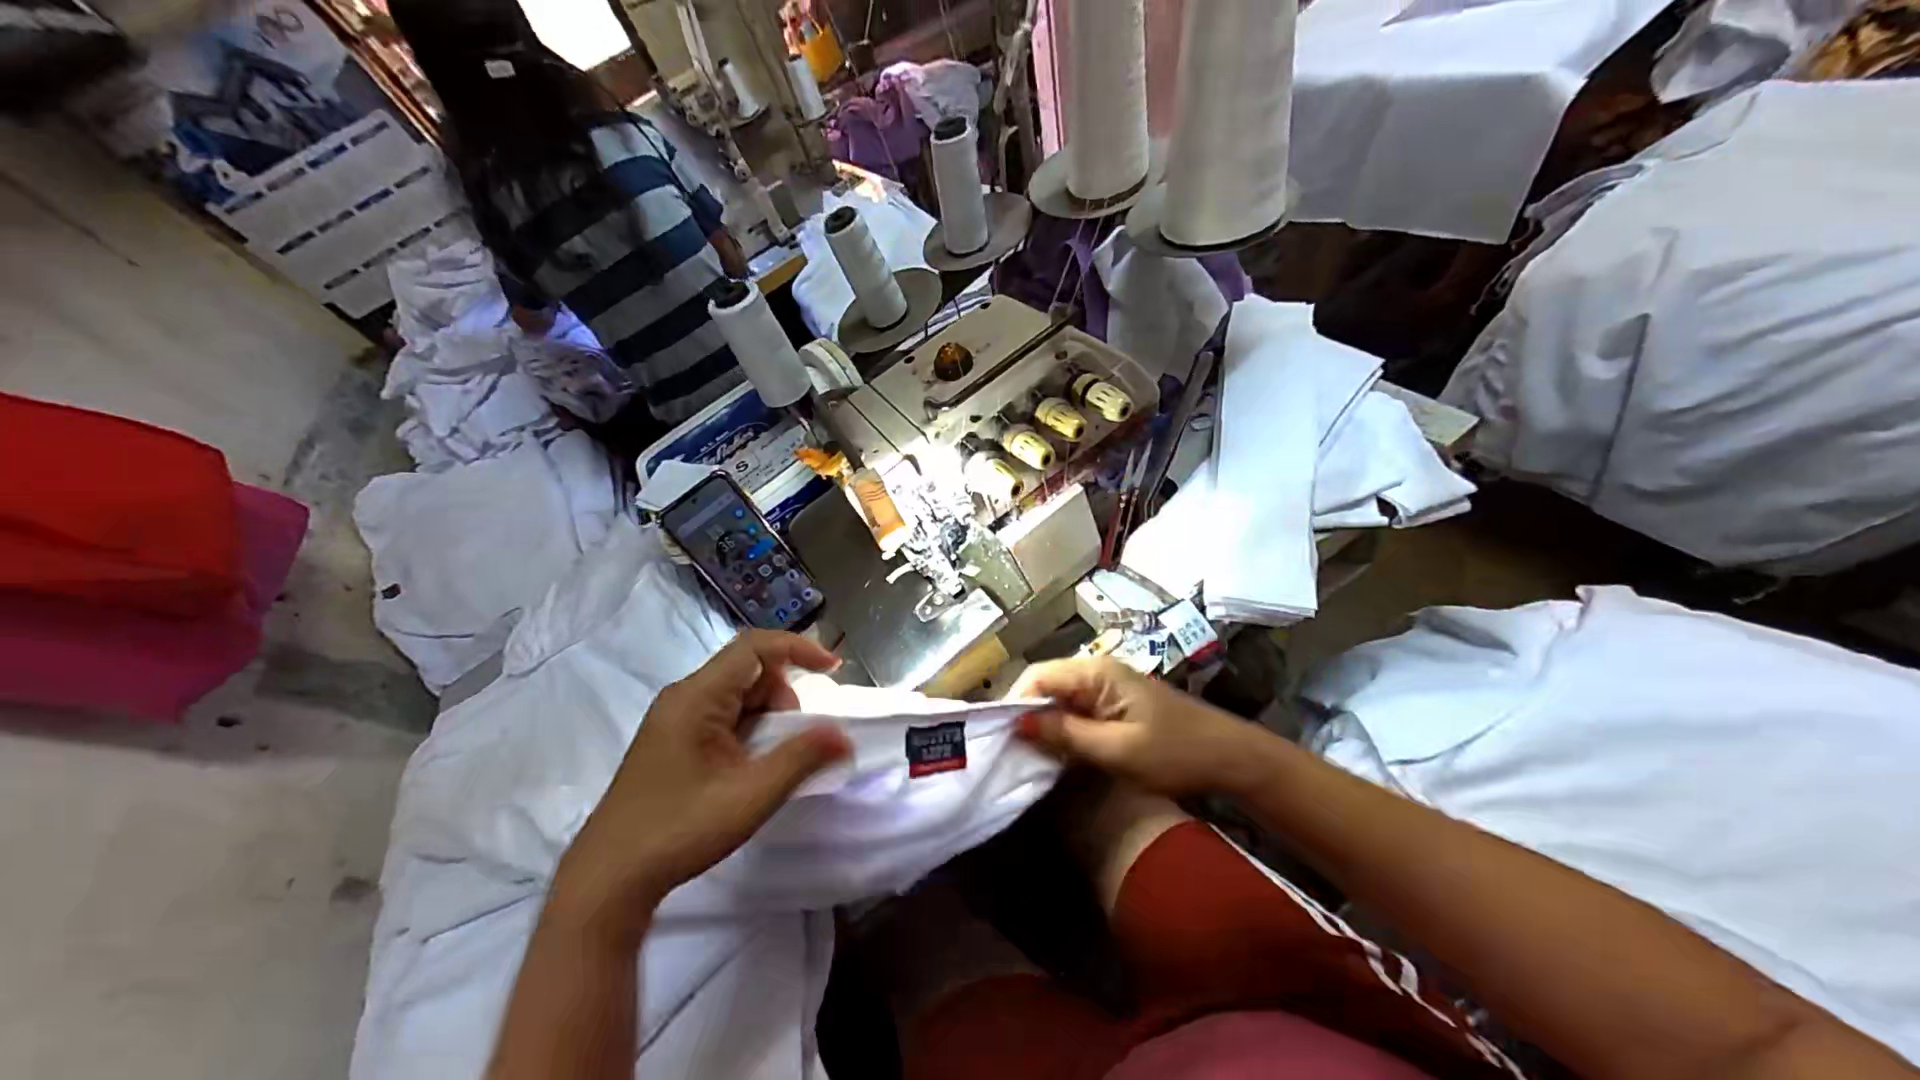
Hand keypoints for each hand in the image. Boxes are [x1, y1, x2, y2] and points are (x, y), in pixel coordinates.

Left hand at [552, 631, 851, 937]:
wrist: (610, 879)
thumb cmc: (680, 829)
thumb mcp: (751, 795)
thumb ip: (802, 758)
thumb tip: (844, 735)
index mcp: (697, 697)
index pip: (755, 647)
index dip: (799, 648)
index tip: (833, 670)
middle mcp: (683, 697)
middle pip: (748, 669)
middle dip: (785, 692)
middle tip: (799, 736)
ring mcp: (675, 719)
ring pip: (737, 694)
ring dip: (768, 714)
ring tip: (776, 758)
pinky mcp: (673, 741)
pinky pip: (723, 716)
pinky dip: (750, 728)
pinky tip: (753, 765)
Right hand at [1010, 658, 1274, 796]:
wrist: (1229, 758)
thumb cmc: (1176, 752)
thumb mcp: (1118, 750)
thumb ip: (1066, 735)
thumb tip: (1017, 723)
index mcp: (1096, 672)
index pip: (1038, 676)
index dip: (1014, 703)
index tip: (999, 738)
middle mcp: (1096, 672)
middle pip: (1044, 685)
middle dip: (1025, 715)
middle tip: (1010, 751)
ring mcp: (1105, 688)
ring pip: (1058, 700)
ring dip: (1043, 725)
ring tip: (1027, 755)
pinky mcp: (1113, 705)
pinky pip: (1075, 712)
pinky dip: (1062, 730)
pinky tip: (1056, 753)